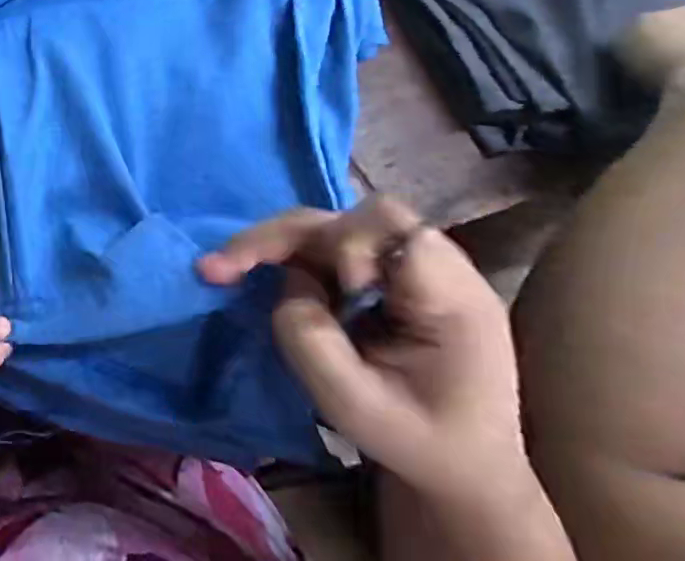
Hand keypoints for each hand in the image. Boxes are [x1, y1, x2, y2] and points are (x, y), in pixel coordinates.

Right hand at [198, 198, 527, 499]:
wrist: (461, 468)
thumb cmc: (417, 443)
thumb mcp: (357, 406)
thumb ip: (311, 337)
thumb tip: (288, 282)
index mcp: (450, 295)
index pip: (390, 224)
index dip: (348, 243)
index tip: (342, 293)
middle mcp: (430, 265)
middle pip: (346, 216)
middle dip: (282, 237)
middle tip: (223, 267)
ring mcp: (403, 266)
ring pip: (327, 226)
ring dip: (279, 247)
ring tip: (231, 271)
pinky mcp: (381, 272)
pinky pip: (327, 244)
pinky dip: (289, 256)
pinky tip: (261, 274)